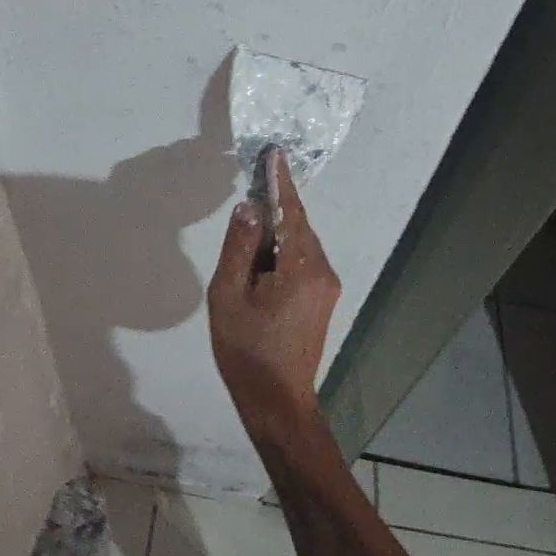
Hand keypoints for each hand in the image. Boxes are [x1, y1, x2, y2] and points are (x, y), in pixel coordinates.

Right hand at [209, 149, 342, 446]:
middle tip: (250, 189)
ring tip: (247, 229)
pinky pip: (302, 260)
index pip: (292, 213)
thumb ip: (239, 247)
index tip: (275, 155)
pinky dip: (283, 250)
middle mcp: (323, 272)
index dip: (281, 183)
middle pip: (299, 227)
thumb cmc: (246, 350)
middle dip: (276, 208)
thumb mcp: (228, 295)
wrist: (277, 400)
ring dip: (277, 231)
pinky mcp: (322, 299)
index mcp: (302, 268)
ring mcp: (327, 287)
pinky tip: (260, 257)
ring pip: (300, 244)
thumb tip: (249, 208)